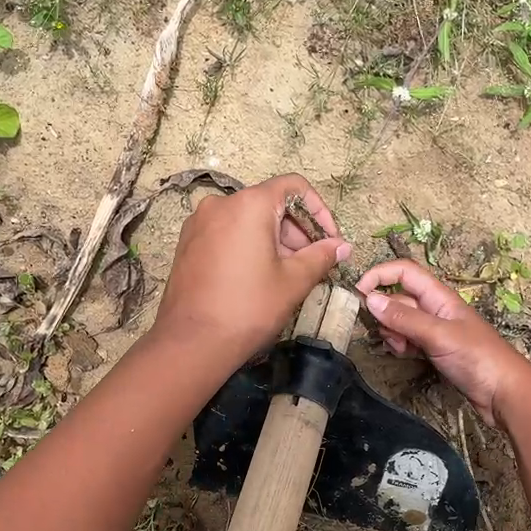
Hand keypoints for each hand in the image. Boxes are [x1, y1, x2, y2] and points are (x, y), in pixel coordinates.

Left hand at [153, 174, 351, 358]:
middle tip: (313, 262)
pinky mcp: (188, 242)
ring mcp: (199, 222)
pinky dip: (249, 245)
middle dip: (297, 230)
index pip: (294, 187)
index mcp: (249, 204)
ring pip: (249, 219)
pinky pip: (228, 232)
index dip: (319, 211)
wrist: (192, 342)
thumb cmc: (248, 307)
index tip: (330, 240)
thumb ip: (321, 256)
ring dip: (275, 239)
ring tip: (288, 274)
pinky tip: (258, 276)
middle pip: (270, 203)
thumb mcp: (294, 281)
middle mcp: (221, 203)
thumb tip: (342, 246)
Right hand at [354, 259, 530, 425]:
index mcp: (440, 296)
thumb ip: (405, 318)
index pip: (404, 271)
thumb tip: (370, 299)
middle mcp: (436, 308)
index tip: (360, 293)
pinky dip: (401, 344)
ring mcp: (435, 330)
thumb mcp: (439, 335)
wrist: (505, 394)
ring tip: (399, 347)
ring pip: (401, 321)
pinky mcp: (435, 350)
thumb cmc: (478, 359)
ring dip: (392, 331)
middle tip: (384, 333)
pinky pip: (408, 339)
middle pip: (399, 297)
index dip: (380, 275)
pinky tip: (404, 355)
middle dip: (384, 311)